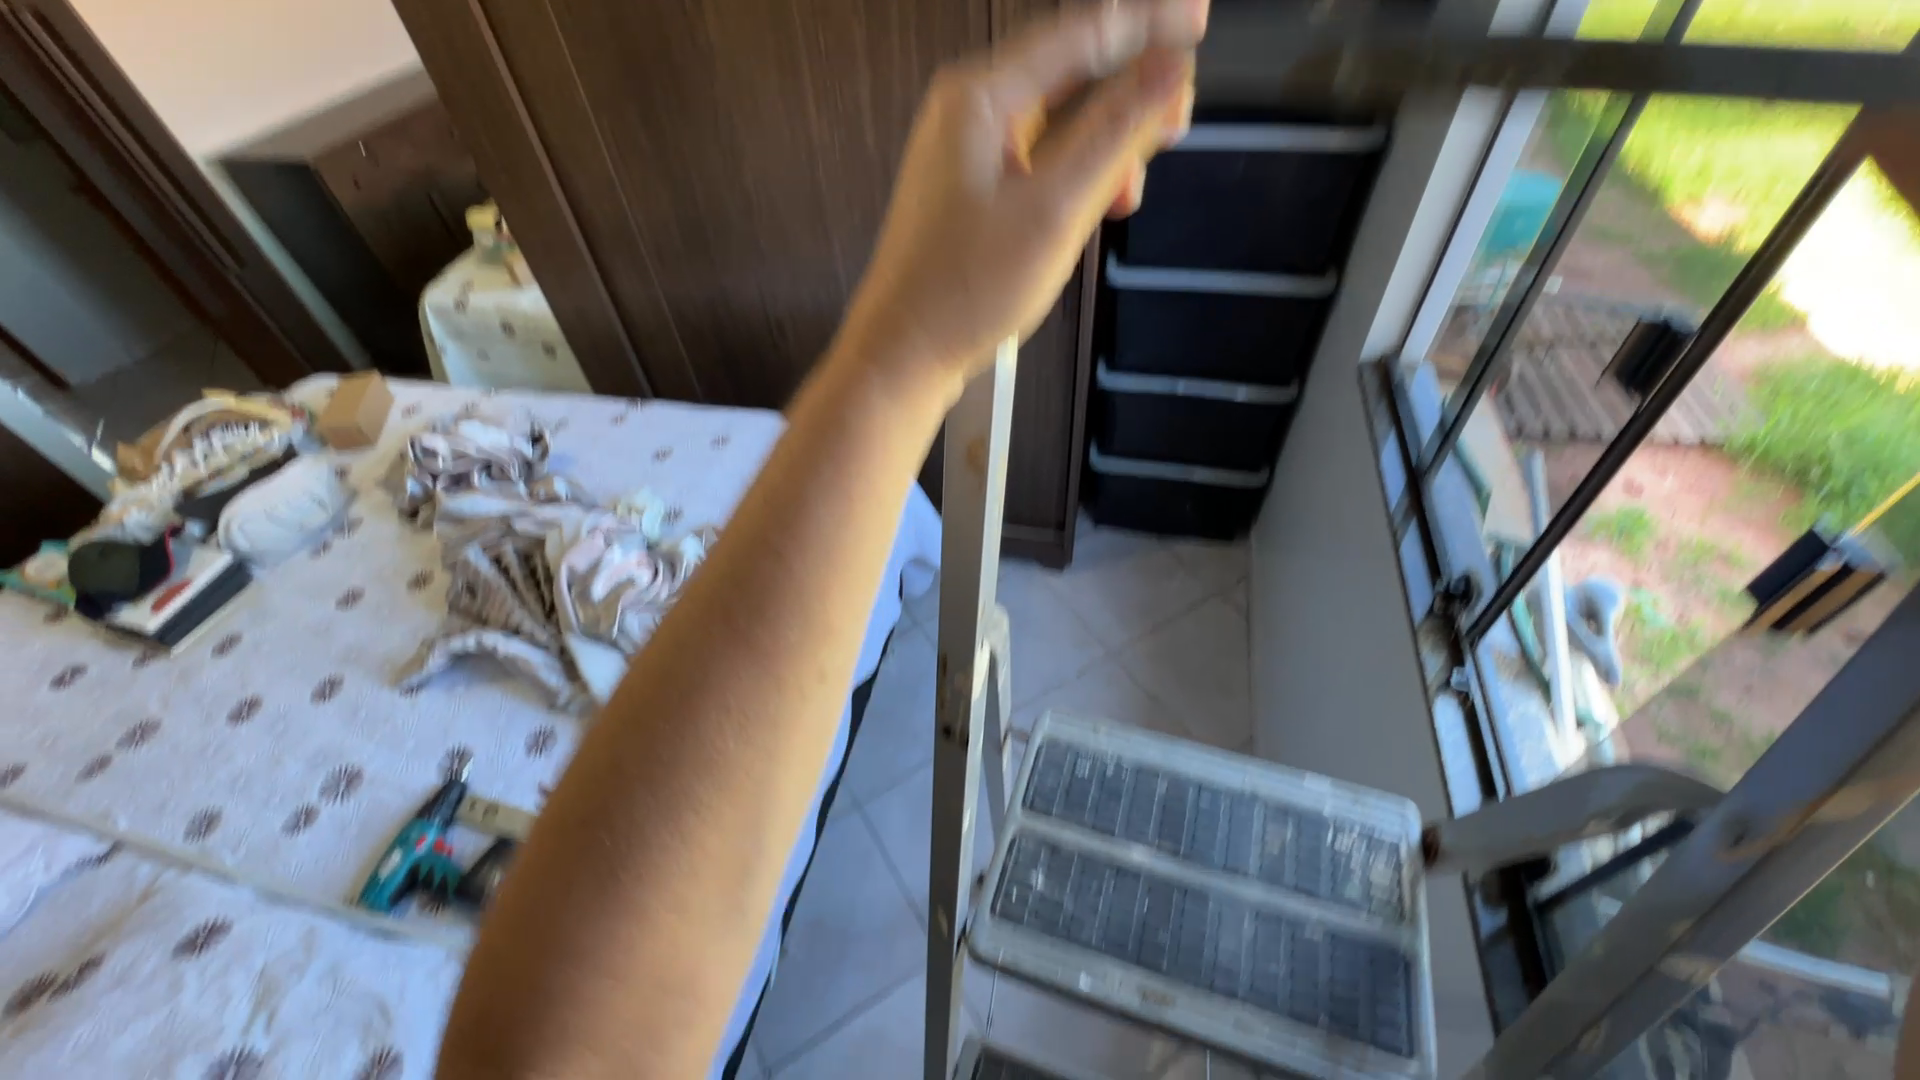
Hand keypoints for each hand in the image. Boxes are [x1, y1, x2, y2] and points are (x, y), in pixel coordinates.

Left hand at [837, 0, 1207, 395]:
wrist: (906, 354)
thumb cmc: (965, 291)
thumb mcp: (1057, 208)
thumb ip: (1118, 131)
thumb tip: (1171, 69)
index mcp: (981, 98)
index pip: (1084, 33)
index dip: (1148, 24)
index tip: (1198, 20)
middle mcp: (969, 114)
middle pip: (1070, 75)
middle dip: (1129, 98)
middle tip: (1174, 125)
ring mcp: (967, 154)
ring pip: (1059, 125)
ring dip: (1104, 149)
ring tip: (1129, 192)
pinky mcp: (972, 192)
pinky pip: (1038, 163)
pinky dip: (1074, 179)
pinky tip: (1095, 209)